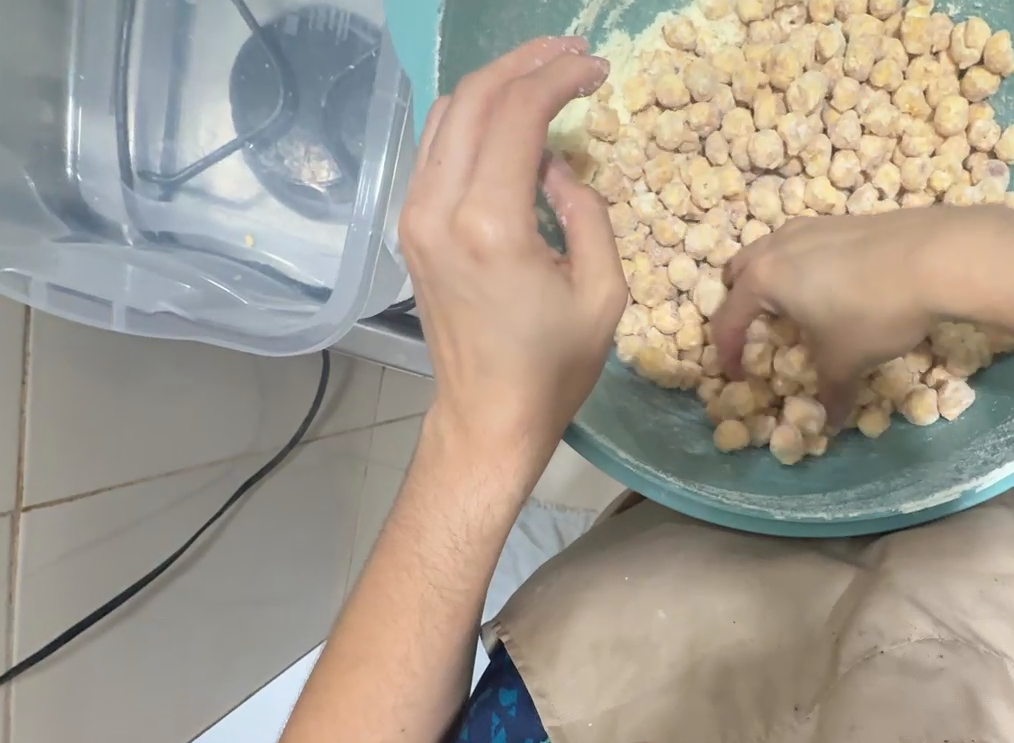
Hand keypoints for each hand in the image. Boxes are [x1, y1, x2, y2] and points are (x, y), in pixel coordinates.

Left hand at [400, 37, 623, 475]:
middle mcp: (439, 208)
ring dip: (495, 89)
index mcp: (491, 226)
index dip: (559, 78)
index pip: (518, 114)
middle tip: (571, 56)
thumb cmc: (554, 369)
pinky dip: (473, 125)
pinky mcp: (410, 230)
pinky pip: (437, 152)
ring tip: (542, 81)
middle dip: (525, 65)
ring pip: (447, 117)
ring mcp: (415, 218)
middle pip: (474, 99)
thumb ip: (587, 212)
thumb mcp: (603, 294)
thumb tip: (558, 165)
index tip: (595, 68)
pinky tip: (507, 129)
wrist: (488, 416)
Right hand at [710, 207, 983, 419]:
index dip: (727, 354)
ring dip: (771, 282)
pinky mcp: (843, 220)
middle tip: (756, 333)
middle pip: (738, 272)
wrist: (938, 257)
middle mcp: (778, 245)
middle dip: (739, 304)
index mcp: (763, 279)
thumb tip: (831, 422)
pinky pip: (805, 246)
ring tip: (794, 310)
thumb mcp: (845, 361)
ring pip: (771, 252)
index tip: (738, 376)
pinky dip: (804, 269)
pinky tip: (834, 291)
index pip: (726, 319)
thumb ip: (830, 392)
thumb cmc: (872, 313)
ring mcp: (811, 226)